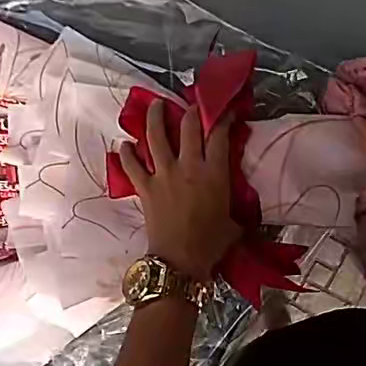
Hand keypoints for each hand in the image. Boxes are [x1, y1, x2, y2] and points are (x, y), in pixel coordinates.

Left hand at [119, 97, 240, 280]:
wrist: (180, 261)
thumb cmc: (212, 244)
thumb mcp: (234, 223)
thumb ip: (236, 206)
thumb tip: (240, 205)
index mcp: (214, 173)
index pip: (219, 135)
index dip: (223, 118)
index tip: (226, 111)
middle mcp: (188, 166)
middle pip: (188, 127)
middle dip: (191, 111)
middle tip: (192, 105)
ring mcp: (163, 174)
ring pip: (155, 136)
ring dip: (154, 117)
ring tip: (155, 105)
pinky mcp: (144, 187)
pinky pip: (131, 165)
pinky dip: (127, 154)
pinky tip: (125, 146)